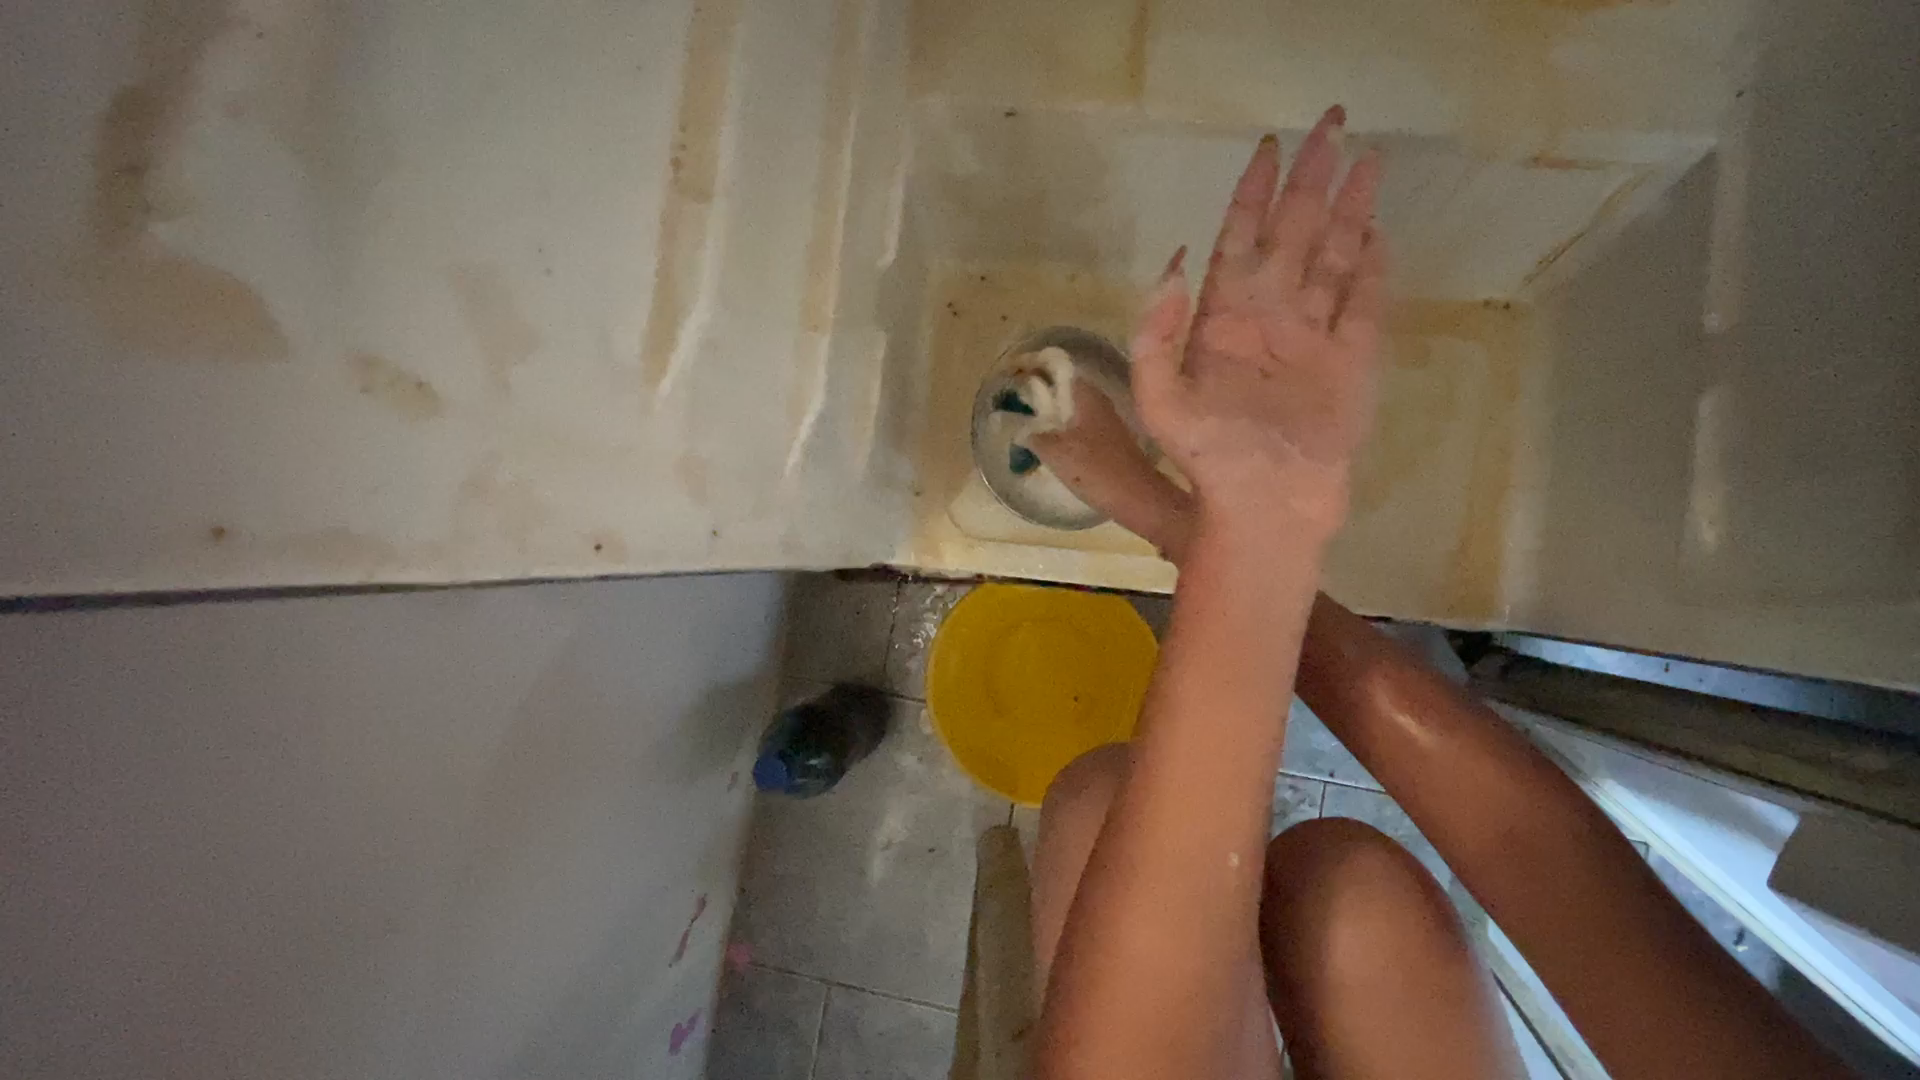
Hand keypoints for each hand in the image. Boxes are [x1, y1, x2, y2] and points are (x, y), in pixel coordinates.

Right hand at [1028, 381, 1196, 560]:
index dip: (1039, 373)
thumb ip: (1033, 435)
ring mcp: (1109, 425)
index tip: (1017, 382)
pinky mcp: (1112, 445)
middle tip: (1018, 406)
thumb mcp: (1054, 451)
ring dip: (1055, 417)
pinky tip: (1054, 448)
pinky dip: (1067, 433)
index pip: (1061, 372)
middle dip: (1045, 397)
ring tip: (1030, 426)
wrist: (1138, 499)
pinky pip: (1083, 429)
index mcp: (1088, 396)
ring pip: (1075, 412)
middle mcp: (1101, 404)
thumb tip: (1016, 426)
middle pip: (1068, 392)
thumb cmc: (1096, 469)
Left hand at [1130, 106, 1385, 540]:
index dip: (1252, 195)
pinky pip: (1363, 305)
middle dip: (1309, 181)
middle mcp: (1268, 321)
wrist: (1267, 506)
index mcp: (1222, 323)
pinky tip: (1375, 232)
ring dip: (1346, 210)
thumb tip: (1171, 264)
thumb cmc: (1211, 459)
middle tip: (1330, 124)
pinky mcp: (1351, 362)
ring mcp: (1312, 339)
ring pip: (1331, 259)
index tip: (1268, 148)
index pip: (1238, 242)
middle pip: (1291, 236)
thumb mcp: (1160, 401)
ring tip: (1363, 160)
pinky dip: (1371, 269)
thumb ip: (1154, 335)